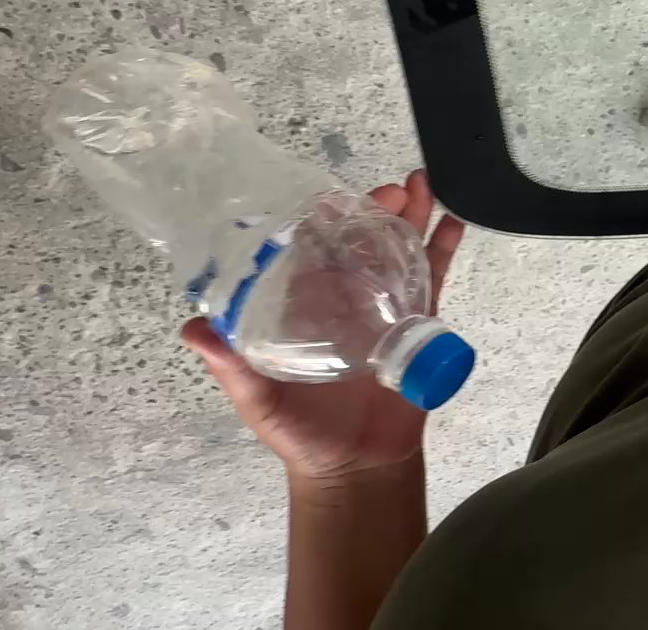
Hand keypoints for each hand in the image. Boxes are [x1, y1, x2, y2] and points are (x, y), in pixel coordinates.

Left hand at [181, 168, 466, 480]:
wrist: (359, 461)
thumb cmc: (303, 431)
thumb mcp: (259, 399)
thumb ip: (234, 365)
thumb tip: (194, 326)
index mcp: (308, 305)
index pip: (317, 250)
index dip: (327, 220)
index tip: (336, 198)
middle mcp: (350, 295)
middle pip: (367, 241)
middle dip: (381, 208)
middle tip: (396, 187)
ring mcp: (389, 304)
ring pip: (404, 249)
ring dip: (416, 216)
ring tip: (424, 184)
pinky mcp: (422, 319)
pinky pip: (435, 277)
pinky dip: (445, 248)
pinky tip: (454, 222)